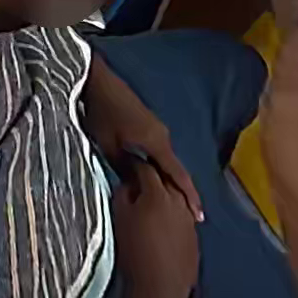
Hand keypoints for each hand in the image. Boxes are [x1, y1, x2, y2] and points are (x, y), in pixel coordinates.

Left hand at [84, 64, 201, 219]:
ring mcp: (156, 125)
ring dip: (167, 173)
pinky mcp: (148, 120)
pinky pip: (159, 146)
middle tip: (183, 211)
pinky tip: (153, 170)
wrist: (97, 80)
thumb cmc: (101, 112)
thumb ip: (124, 167)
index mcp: (157, 142)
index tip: (200, 217)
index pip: (178, 174)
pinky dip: (159, 161)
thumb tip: (137, 186)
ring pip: (166, 156)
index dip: (189, 195)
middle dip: (179, 188)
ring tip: (169, 195)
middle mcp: (163, 134)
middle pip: (174, 166)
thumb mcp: (108, 143)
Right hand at [112, 161, 196, 297]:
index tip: (123, 159)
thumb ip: (124, 191)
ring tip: (151, 193)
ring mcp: (191, 221)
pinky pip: (184, 214)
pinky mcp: (195, 238)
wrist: (159, 288)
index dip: (134, 161)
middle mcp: (180, 203)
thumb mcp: (120, 213)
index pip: (146, 167)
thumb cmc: (133, 247)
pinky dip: (173, 209)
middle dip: (153, 172)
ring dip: (165, 190)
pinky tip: (162, 216)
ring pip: (179, 196)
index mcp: (159, 194)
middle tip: (137, 172)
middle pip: (168, 179)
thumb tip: (129, 182)